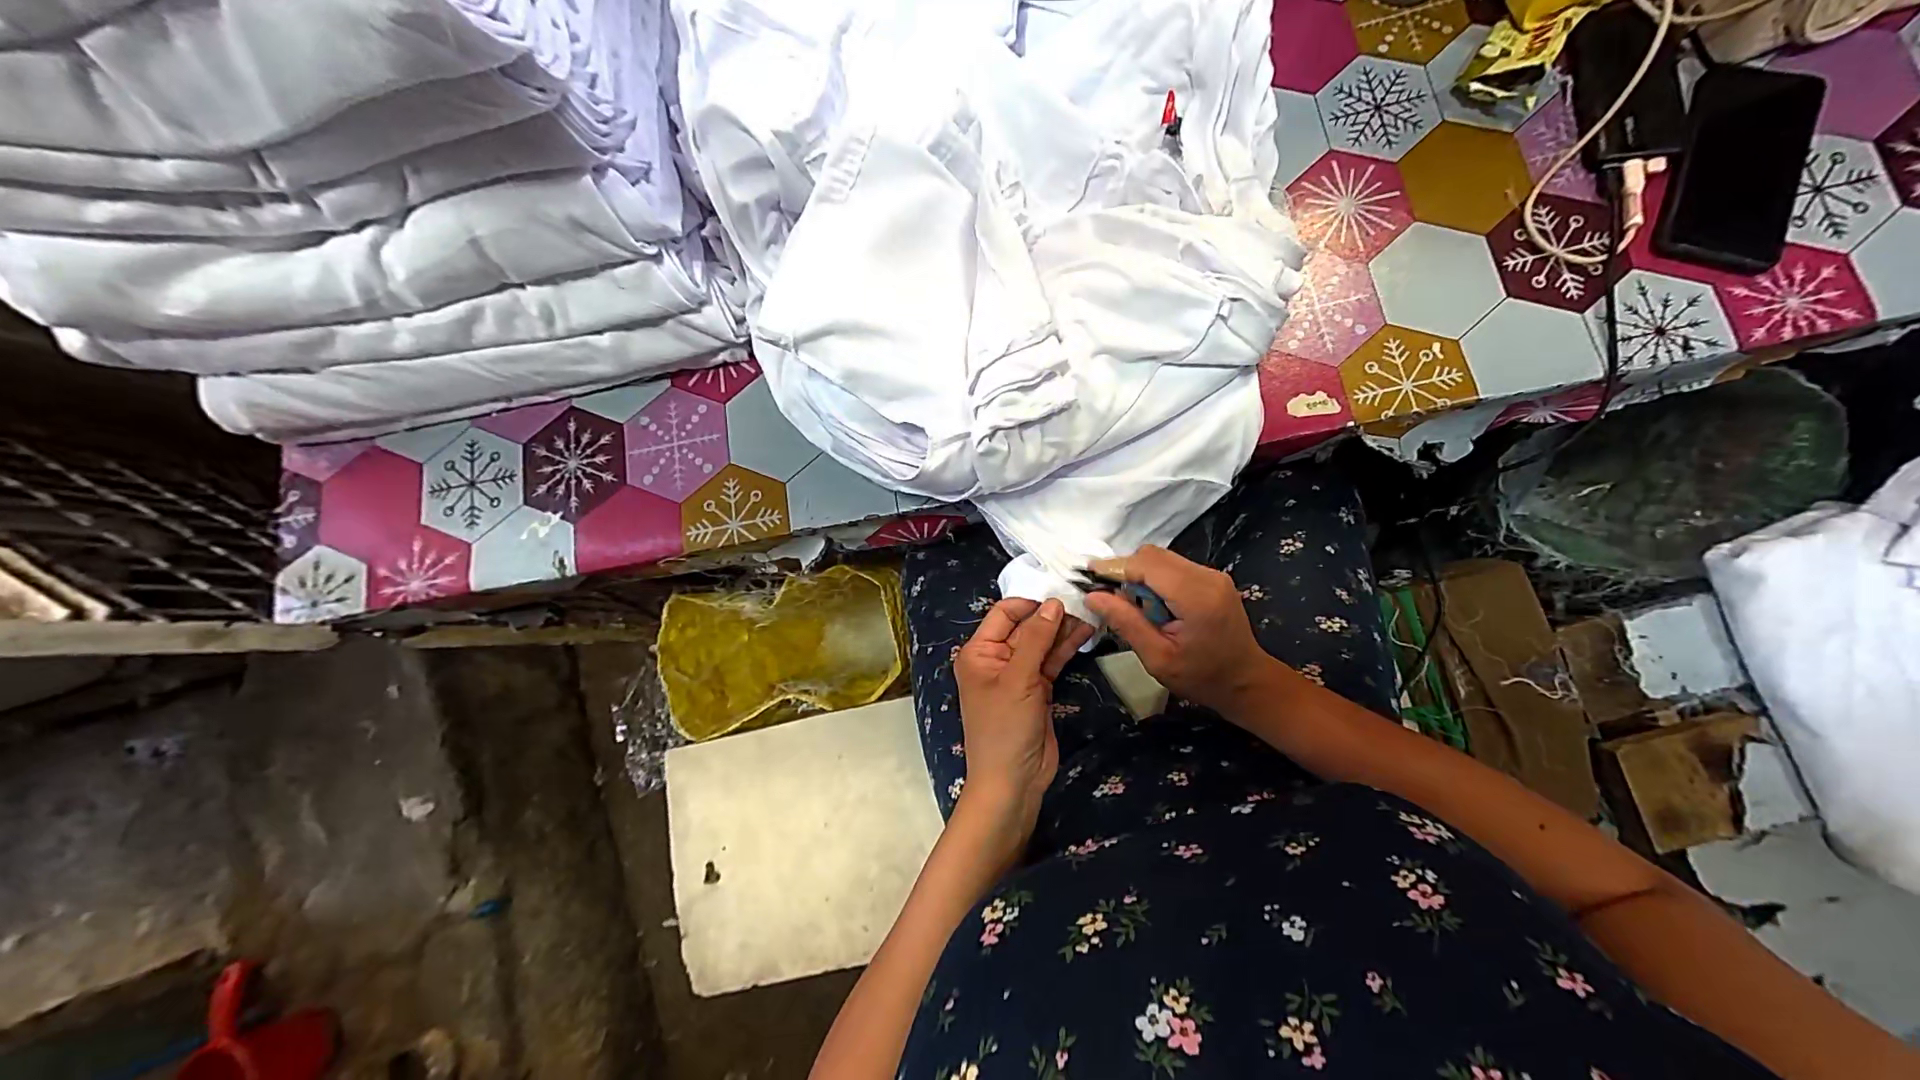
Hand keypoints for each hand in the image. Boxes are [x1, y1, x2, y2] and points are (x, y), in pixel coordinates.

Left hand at [953, 598, 1093, 820]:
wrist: (1012, 780)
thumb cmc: (1004, 727)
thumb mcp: (1018, 679)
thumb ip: (1037, 639)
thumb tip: (1053, 603)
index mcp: (979, 652)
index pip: (1004, 614)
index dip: (1031, 603)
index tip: (1060, 594)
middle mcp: (996, 659)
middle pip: (1026, 627)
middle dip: (1052, 616)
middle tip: (1084, 602)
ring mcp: (1018, 674)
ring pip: (1042, 643)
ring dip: (1063, 630)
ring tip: (1091, 614)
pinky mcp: (1038, 688)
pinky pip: (1052, 660)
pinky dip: (1067, 648)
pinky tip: (1086, 633)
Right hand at [1083, 545, 1274, 715]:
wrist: (1246, 681)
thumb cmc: (1202, 678)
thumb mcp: (1157, 658)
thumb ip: (1125, 622)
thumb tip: (1093, 596)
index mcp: (1197, 597)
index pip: (1146, 565)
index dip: (1114, 568)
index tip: (1088, 578)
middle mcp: (1207, 577)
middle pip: (1153, 556)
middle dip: (1126, 573)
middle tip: (1111, 601)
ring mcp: (1212, 575)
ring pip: (1161, 559)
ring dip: (1140, 578)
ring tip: (1135, 609)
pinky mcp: (1211, 578)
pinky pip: (1172, 567)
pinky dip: (1154, 581)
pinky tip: (1153, 607)